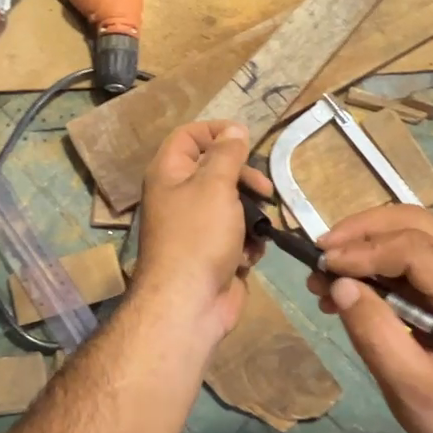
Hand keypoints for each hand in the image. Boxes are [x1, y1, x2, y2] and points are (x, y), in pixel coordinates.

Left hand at [133, 121, 272, 342]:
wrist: (189, 303)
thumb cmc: (198, 235)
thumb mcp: (215, 184)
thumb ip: (227, 154)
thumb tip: (233, 129)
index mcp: (169, 173)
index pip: (188, 136)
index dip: (215, 131)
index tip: (245, 139)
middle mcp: (178, 196)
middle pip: (215, 170)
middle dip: (244, 178)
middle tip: (264, 189)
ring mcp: (194, 227)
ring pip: (230, 204)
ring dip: (251, 214)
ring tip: (262, 227)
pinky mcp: (211, 253)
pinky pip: (235, 235)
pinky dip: (247, 242)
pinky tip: (251, 254)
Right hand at [306, 205, 432, 432]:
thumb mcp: (413, 390)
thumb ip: (376, 335)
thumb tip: (340, 285)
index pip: (415, 248)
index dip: (364, 251)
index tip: (323, 267)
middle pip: (413, 222)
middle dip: (360, 232)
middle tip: (319, 256)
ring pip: (412, 228)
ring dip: (365, 241)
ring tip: (327, 274)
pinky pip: (414, 249)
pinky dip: (377, 256)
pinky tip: (351, 285)